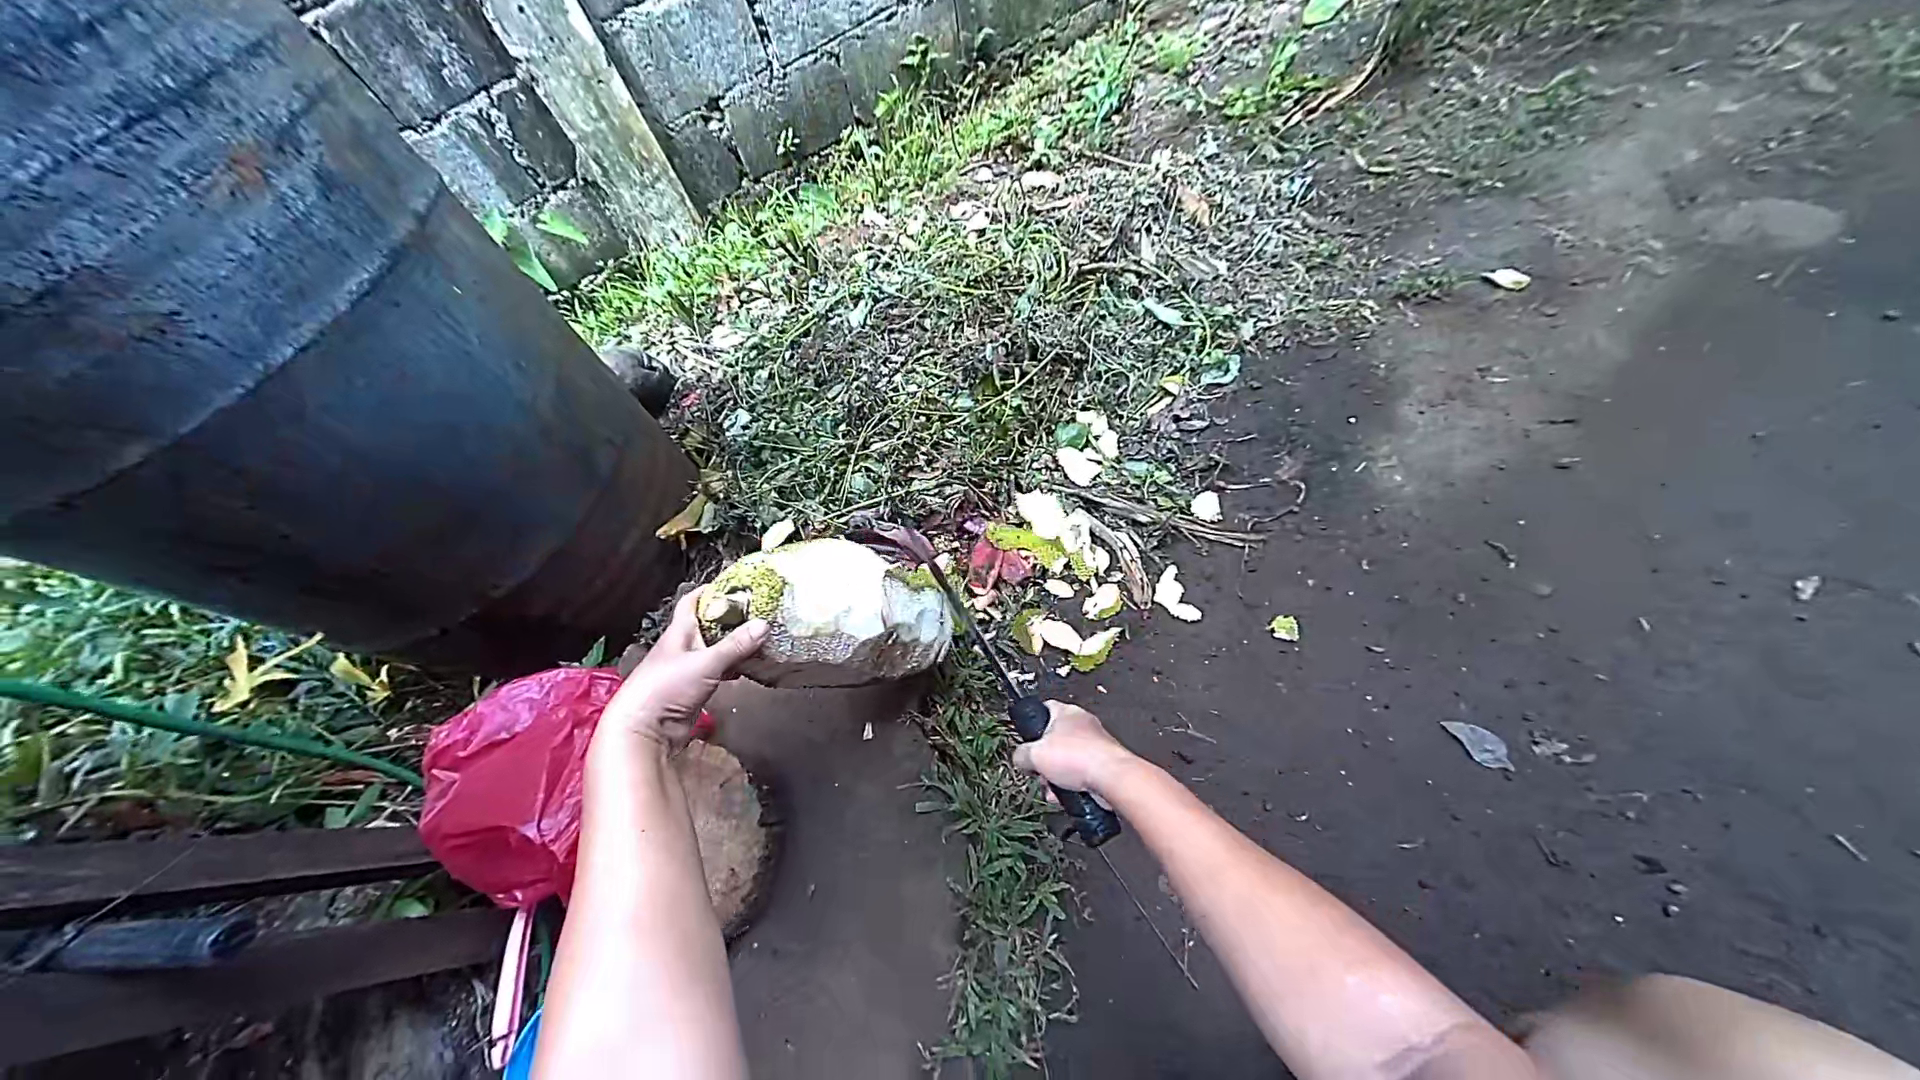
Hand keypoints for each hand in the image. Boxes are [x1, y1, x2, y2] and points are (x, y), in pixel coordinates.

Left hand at [598, 587, 768, 750]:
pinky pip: (719, 670)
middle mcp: (683, 646)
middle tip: (758, 612)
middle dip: (732, 618)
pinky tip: (750, 666)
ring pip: (716, 648)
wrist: (645, 730)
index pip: (693, 601)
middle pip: (709, 624)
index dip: (711, 590)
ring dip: (735, 644)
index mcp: (680, 632)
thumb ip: (736, 645)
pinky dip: (735, 666)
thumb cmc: (666, 688)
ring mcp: (689, 668)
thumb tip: (764, 624)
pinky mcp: (695, 688)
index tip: (736, 585)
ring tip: (760, 637)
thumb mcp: (706, 662)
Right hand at [1010, 701, 1137, 800]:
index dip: (1033, 723)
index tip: (1027, 736)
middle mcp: (1083, 725)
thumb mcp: (1034, 755)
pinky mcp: (1104, 764)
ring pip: (1068, 760)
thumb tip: (1020, 758)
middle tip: (1040, 770)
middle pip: (1054, 740)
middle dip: (1044, 761)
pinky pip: (1082, 774)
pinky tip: (1068, 796)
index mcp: (1067, 713)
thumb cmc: (1080, 758)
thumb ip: (1021, 755)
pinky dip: (1072, 786)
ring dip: (1057, 777)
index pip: (1045, 708)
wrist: (1112, 779)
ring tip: (1054, 788)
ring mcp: (1096, 745)